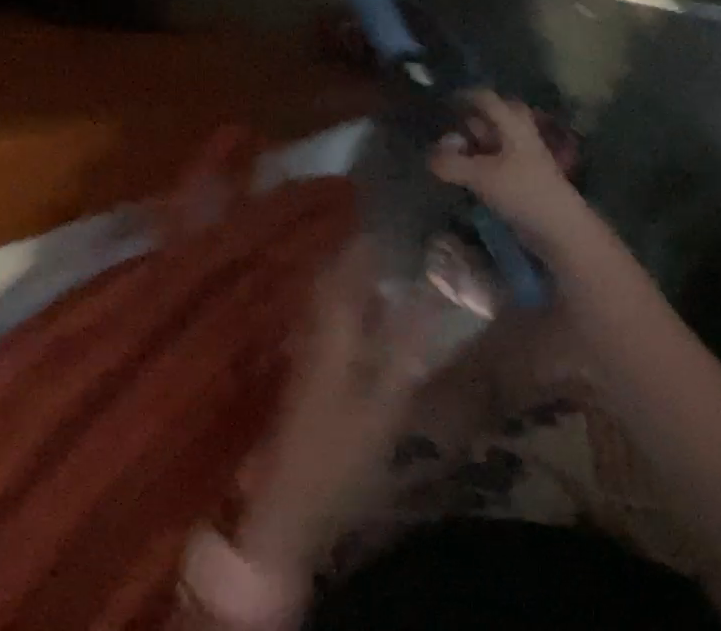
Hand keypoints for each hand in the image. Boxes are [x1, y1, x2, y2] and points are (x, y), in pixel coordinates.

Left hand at [236, 235, 440, 570]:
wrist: (287, 504)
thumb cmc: (341, 452)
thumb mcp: (387, 399)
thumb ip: (409, 342)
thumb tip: (433, 293)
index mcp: (333, 329)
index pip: (348, 266)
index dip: (371, 238)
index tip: (400, 216)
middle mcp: (314, 329)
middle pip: (334, 276)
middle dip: (363, 250)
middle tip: (400, 235)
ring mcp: (306, 350)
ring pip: (330, 296)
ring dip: (356, 273)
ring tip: (393, 261)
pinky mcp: (306, 370)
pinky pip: (330, 317)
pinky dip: (351, 301)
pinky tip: (374, 308)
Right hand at [429, 91, 584, 242]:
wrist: (558, 227)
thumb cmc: (523, 191)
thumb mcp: (482, 175)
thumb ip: (451, 163)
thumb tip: (428, 157)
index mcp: (513, 124)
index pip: (486, 99)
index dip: (463, 97)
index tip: (440, 102)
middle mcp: (517, 135)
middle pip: (487, 119)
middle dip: (464, 124)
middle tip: (439, 132)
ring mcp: (518, 157)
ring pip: (489, 142)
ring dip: (468, 146)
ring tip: (443, 155)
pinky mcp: (517, 179)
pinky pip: (491, 163)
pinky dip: (475, 164)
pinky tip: (459, 174)